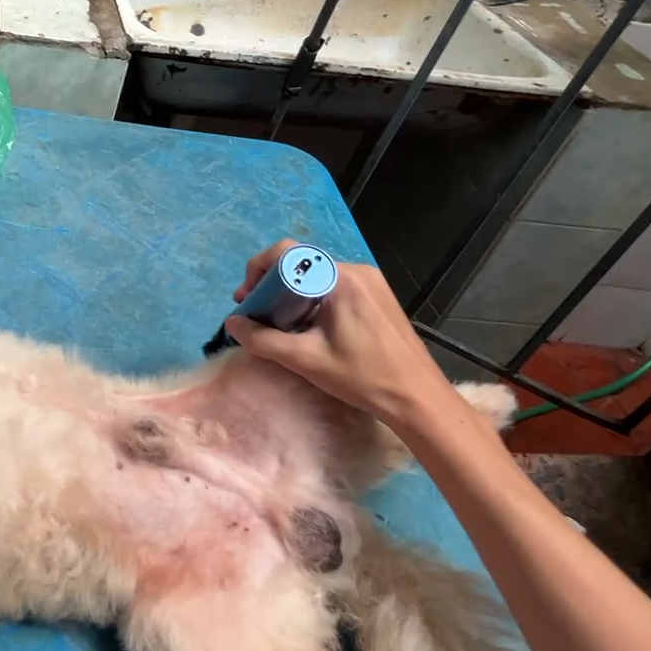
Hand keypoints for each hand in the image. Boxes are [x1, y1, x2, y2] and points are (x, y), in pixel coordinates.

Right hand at [226, 241, 458, 428]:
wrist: (418, 398)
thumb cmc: (362, 377)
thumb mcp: (305, 360)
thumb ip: (263, 340)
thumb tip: (233, 324)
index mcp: (339, 279)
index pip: (287, 252)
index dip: (257, 270)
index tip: (247, 301)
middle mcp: (356, 271)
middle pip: (300, 263)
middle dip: (271, 286)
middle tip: (258, 316)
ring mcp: (370, 282)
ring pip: (316, 276)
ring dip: (291, 295)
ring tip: (281, 326)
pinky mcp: (377, 295)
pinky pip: (333, 286)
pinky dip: (312, 300)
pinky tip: (310, 328)